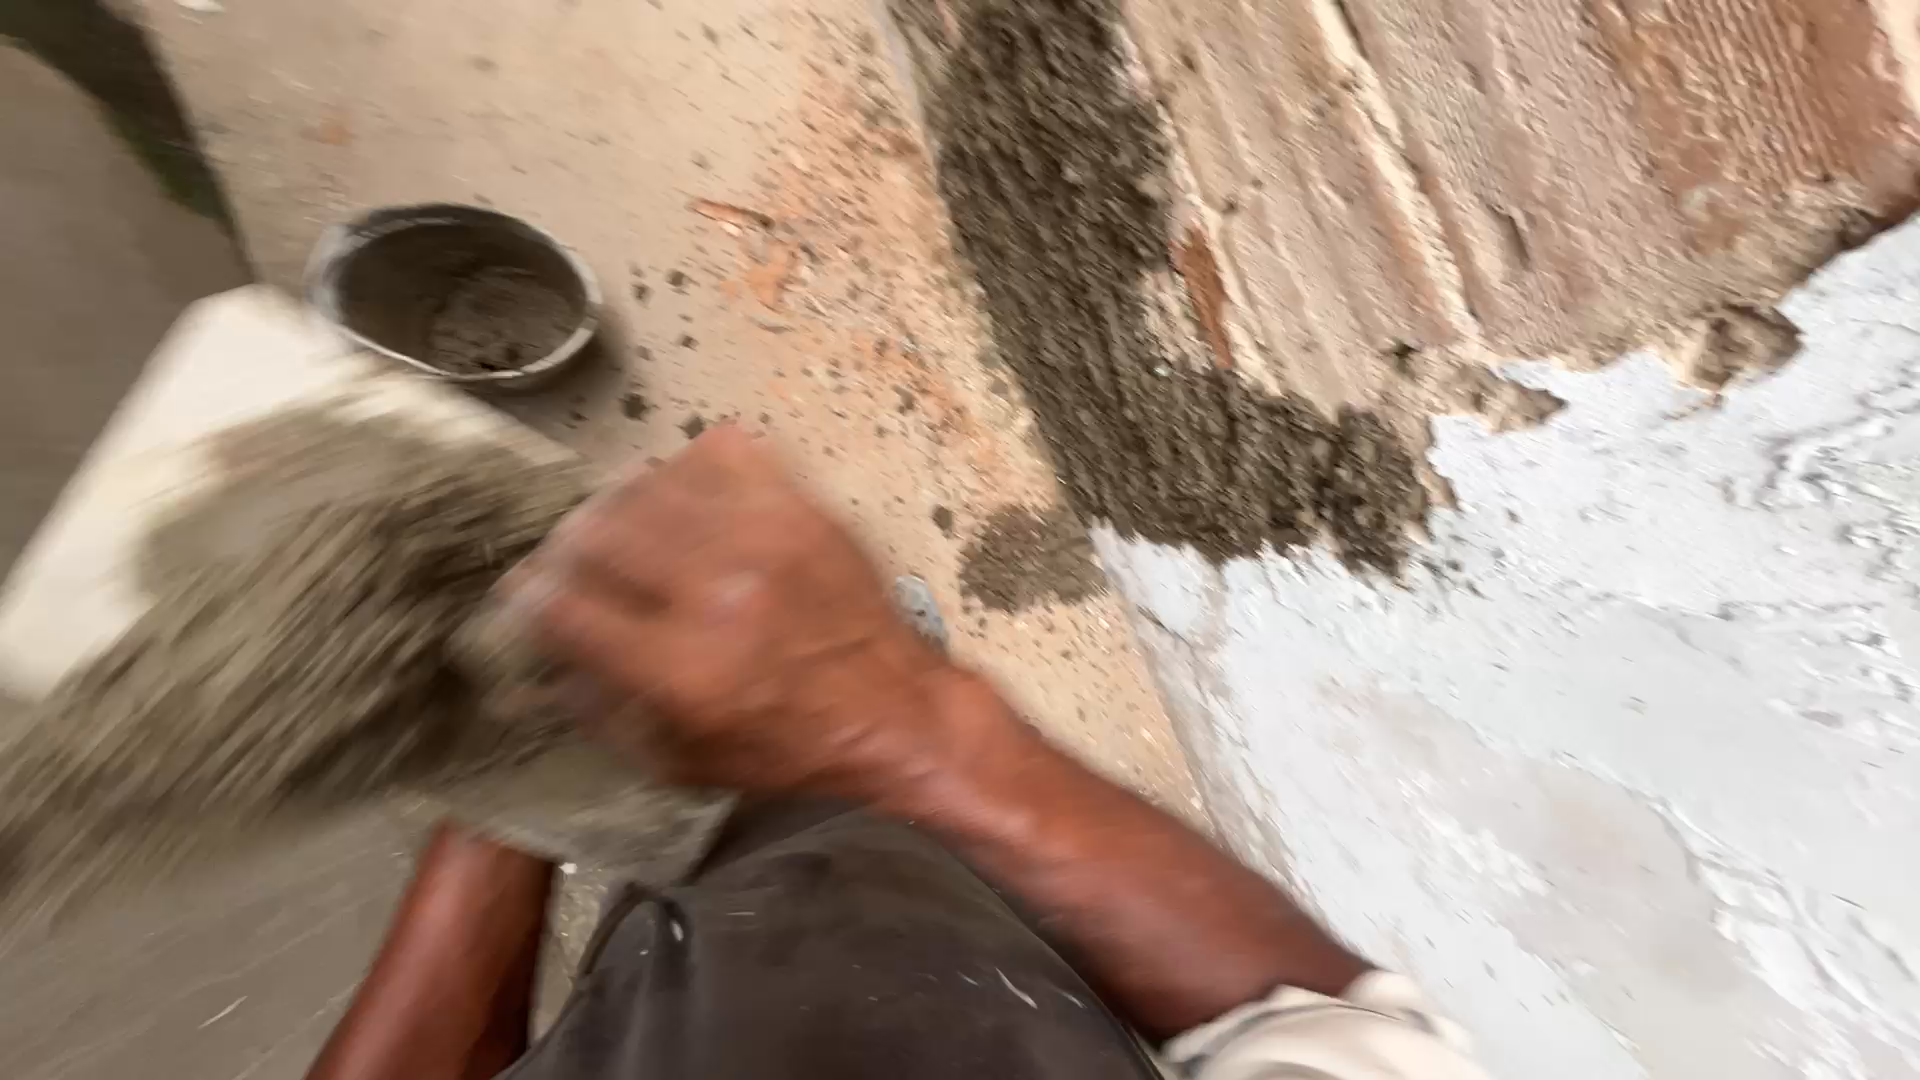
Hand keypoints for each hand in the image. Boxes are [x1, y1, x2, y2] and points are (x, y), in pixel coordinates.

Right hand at [518, 427, 967, 799]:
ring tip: (632, 526)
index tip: (530, 594)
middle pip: (600, 532)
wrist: (896, 709)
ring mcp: (765, 539)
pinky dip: (695, 466)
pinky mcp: (805, 511)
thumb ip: (607, 715)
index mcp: (681, 665)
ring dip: (626, 505)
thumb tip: (551, 663)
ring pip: (655, 483)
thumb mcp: (687, 764)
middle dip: (572, 546)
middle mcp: (715, 590)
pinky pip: (728, 452)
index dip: (532, 597)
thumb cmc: (794, 747)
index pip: (566, 605)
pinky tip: (695, 496)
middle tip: (580, 559)